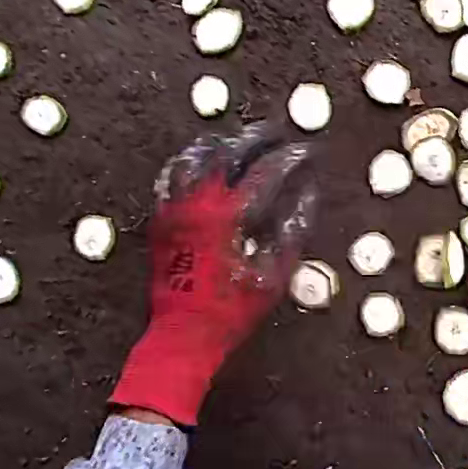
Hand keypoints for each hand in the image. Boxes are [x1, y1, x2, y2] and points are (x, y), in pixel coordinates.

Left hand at [109, 126, 316, 426]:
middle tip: (276, 135)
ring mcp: (176, 208)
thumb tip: (305, 196)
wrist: (182, 333)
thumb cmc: (231, 310)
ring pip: (194, 157)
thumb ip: (292, 232)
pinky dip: (187, 162)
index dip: (290, 158)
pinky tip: (199, 161)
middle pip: (230, 152)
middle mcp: (201, 202)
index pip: (267, 171)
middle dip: (257, 138)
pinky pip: (169, 177)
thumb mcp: (274, 276)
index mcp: (232, 216)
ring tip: (238, 141)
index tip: (306, 152)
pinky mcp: (161, 219)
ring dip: (220, 143)